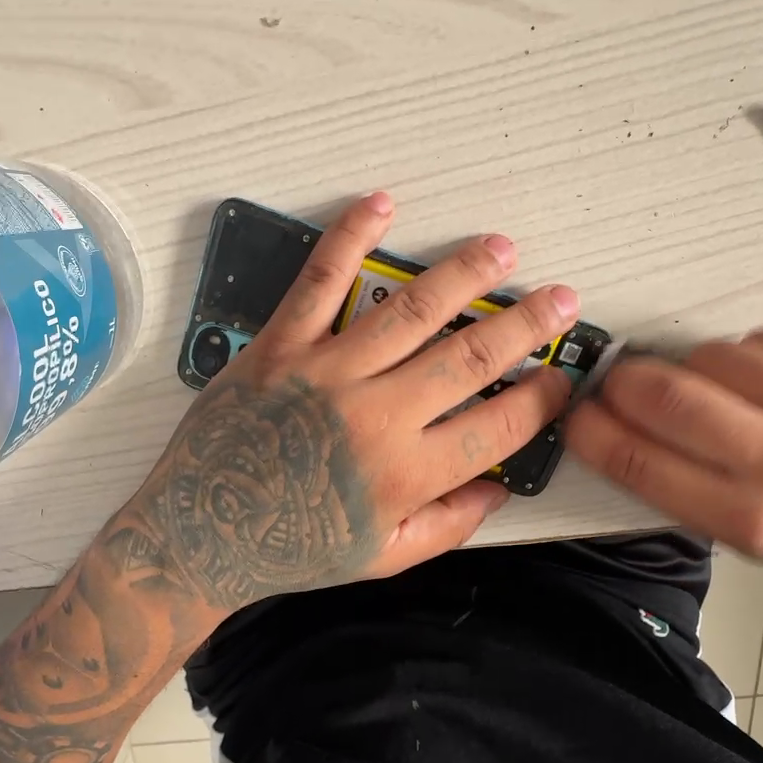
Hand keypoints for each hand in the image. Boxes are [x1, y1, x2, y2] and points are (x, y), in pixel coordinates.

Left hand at [130, 192, 578, 609]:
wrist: (203, 534)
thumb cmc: (291, 550)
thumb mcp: (382, 558)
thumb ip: (447, 526)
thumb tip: (497, 491)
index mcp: (406, 474)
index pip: (498, 426)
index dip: (540, 400)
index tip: (559, 380)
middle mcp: (376, 417)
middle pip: (469, 357)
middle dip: (525, 326)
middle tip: (559, 301)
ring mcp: (327, 373)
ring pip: (412, 309)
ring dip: (464, 273)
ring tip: (501, 249)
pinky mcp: (281, 346)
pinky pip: (320, 280)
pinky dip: (351, 236)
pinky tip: (380, 204)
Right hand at [565, 324, 762, 576]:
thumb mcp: (747, 537)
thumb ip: (680, 485)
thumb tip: (615, 423)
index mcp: (754, 518)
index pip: (639, 459)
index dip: (592, 430)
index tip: (576, 413)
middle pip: (666, 394)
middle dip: (624, 382)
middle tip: (617, 384)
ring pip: (710, 355)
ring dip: (692, 370)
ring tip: (717, 394)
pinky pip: (762, 336)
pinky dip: (748, 356)